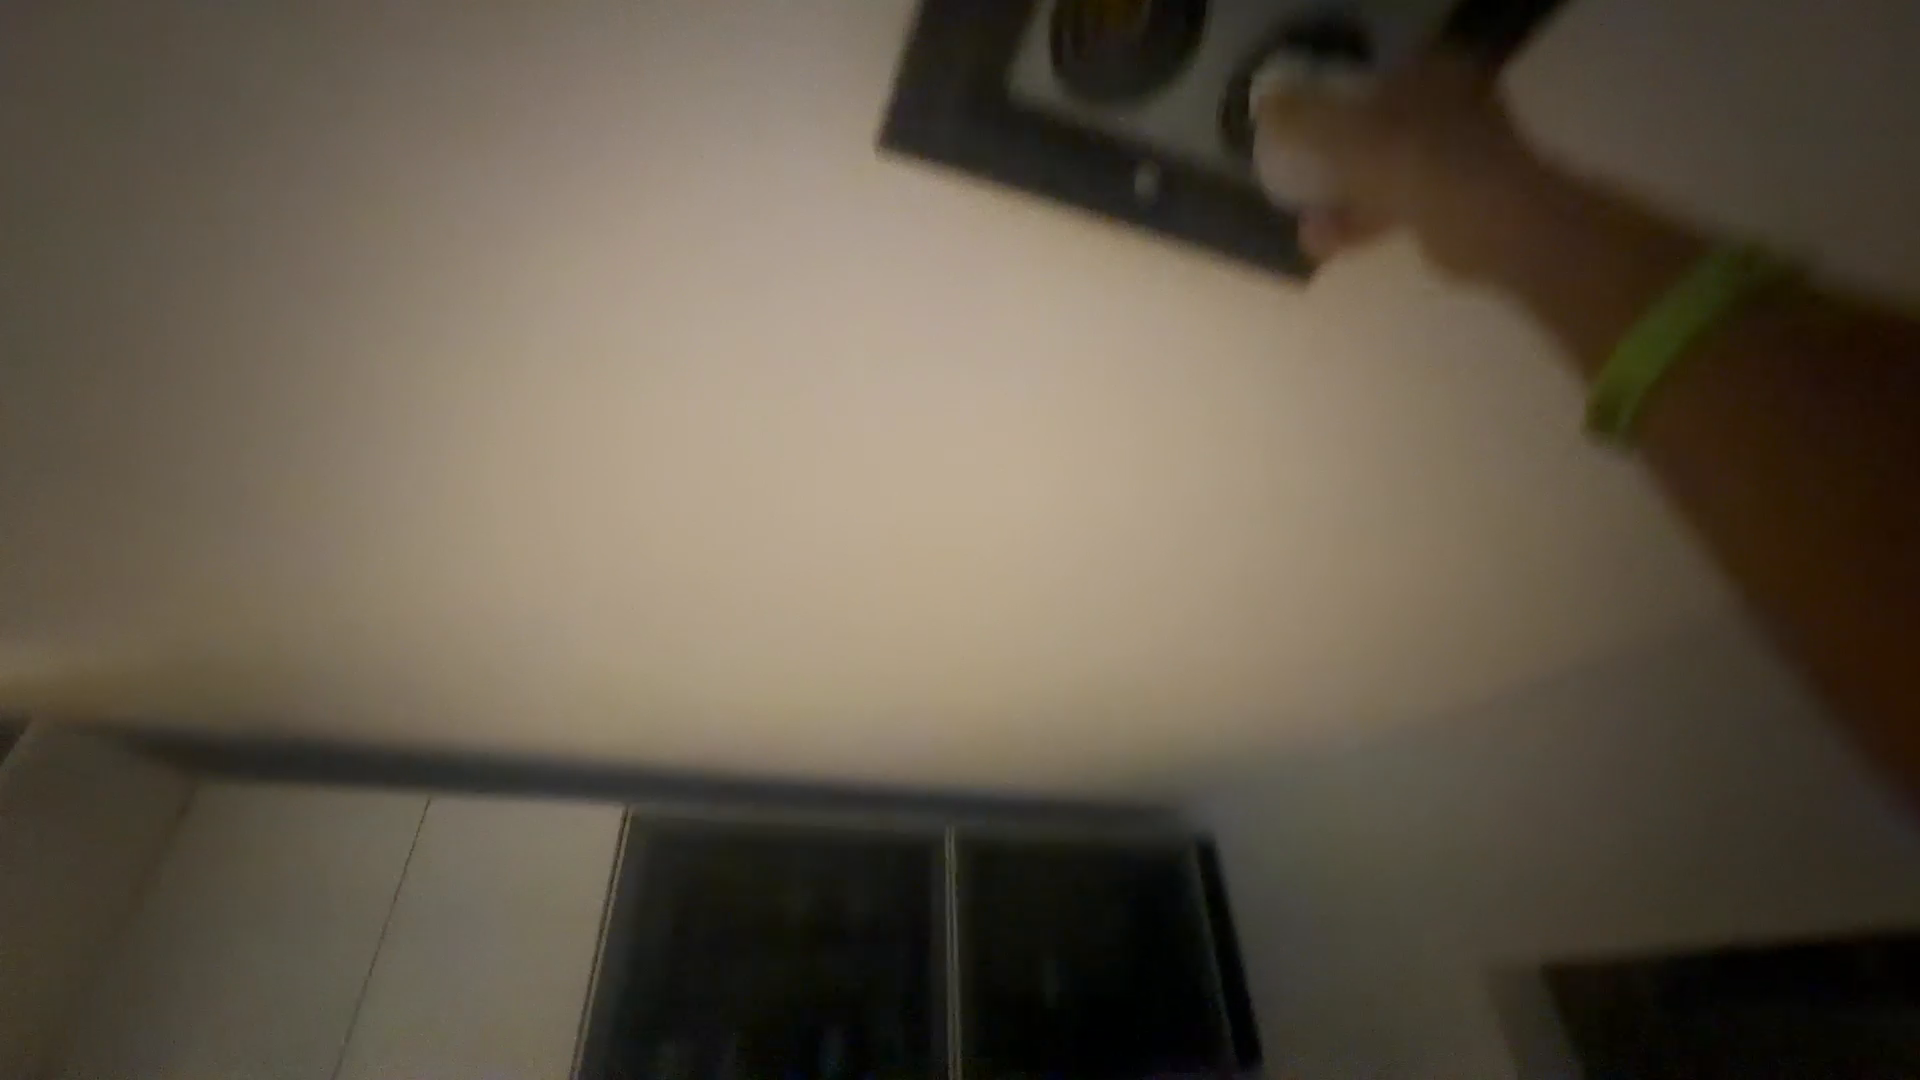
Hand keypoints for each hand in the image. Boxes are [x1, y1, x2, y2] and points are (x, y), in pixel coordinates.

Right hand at [1254, 51, 1550, 277]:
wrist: (1481, 222)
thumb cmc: (1412, 163)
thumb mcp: (1341, 134)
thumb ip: (1300, 119)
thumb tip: (1267, 107)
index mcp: (1432, 72)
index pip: (1375, 77)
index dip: (1335, 101)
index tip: (1303, 129)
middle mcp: (1451, 105)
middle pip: (1376, 128)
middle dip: (1333, 161)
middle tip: (1299, 179)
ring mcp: (1456, 156)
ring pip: (1381, 173)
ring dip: (1339, 200)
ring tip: (1304, 224)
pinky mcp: (1453, 202)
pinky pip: (1393, 208)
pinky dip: (1358, 224)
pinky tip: (1321, 244)